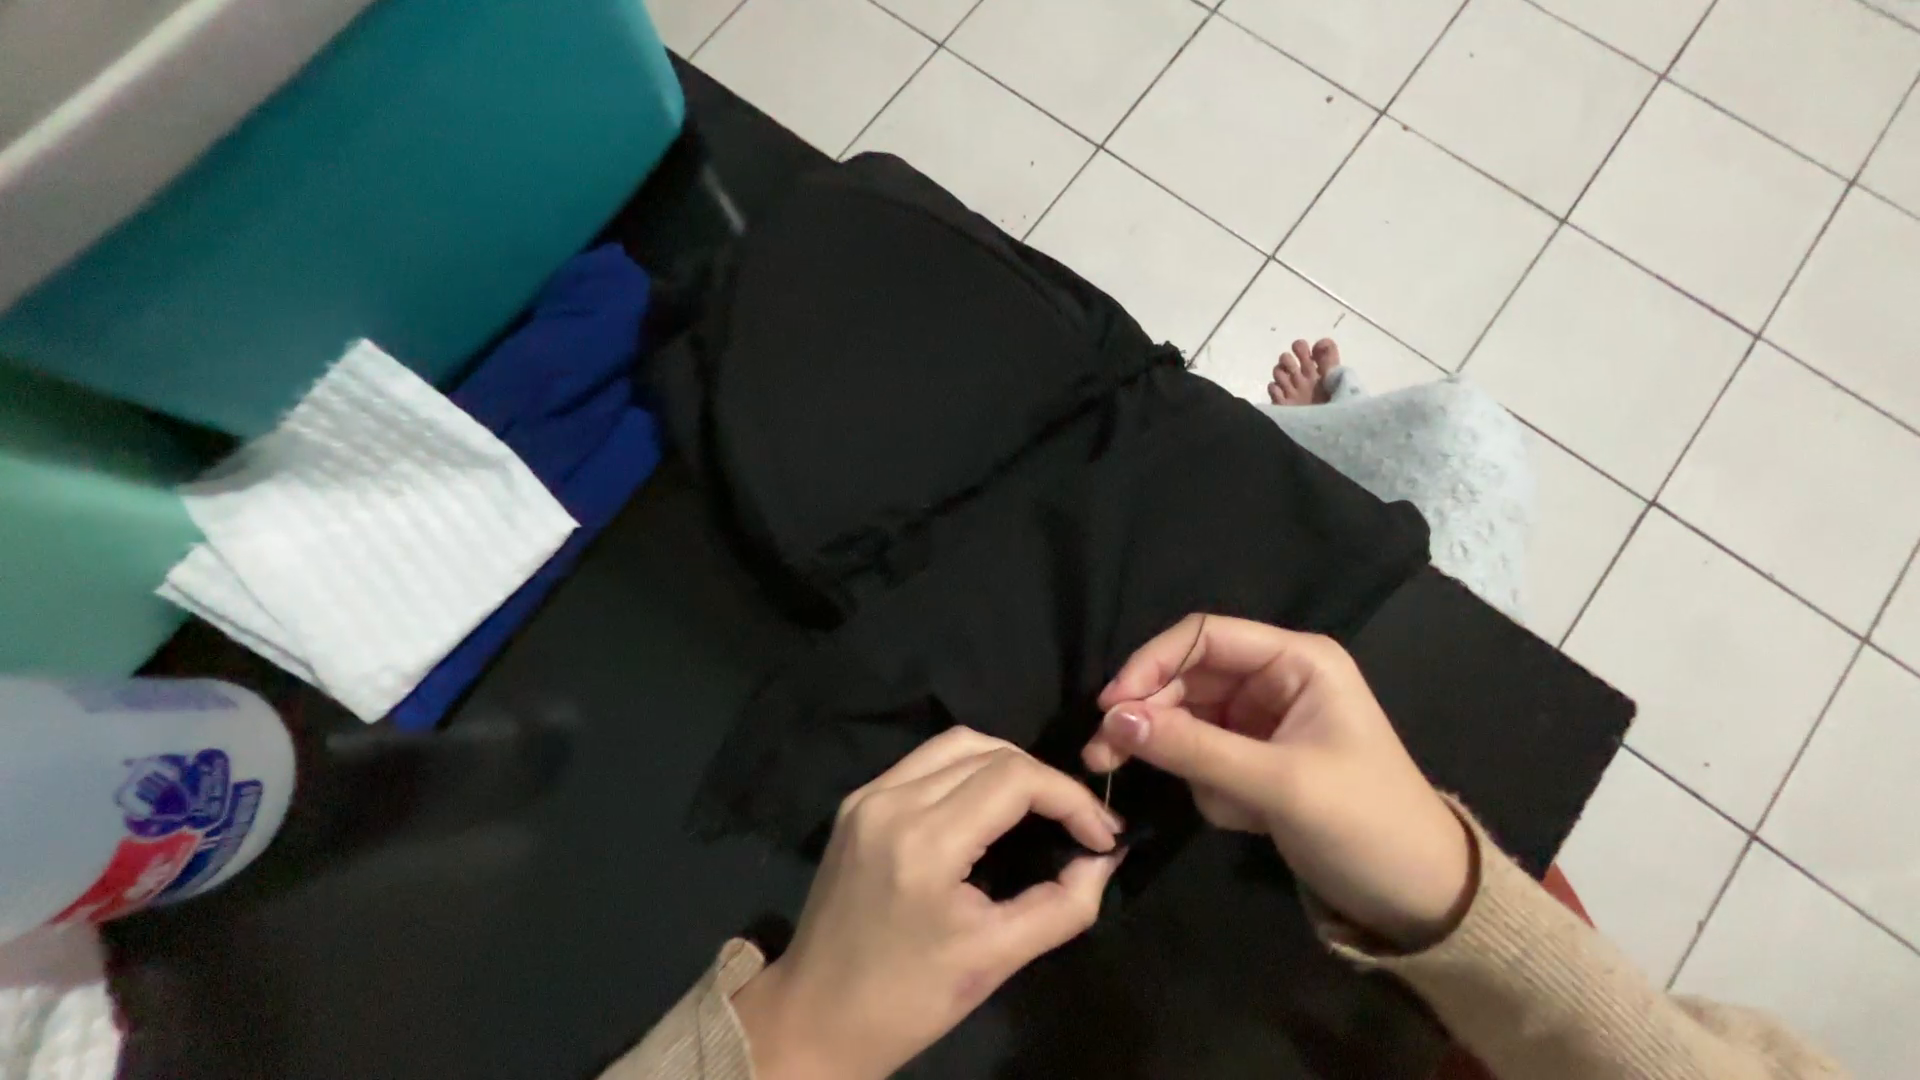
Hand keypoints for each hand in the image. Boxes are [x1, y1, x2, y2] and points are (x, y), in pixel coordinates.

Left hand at [732, 727, 1122, 1079]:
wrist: (813, 1019)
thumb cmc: (908, 1000)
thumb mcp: (997, 958)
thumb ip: (1064, 904)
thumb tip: (1105, 857)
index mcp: (925, 841)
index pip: (1015, 778)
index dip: (1070, 796)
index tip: (1102, 835)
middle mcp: (892, 800)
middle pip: (989, 750)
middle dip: (1043, 779)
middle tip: (1075, 822)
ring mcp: (868, 795)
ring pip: (956, 744)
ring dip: (1006, 764)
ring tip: (1038, 806)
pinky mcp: (856, 801)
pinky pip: (925, 762)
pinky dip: (967, 770)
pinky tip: (986, 805)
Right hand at [1082, 615, 1471, 948]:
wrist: (1419, 901)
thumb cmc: (1364, 825)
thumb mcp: (1276, 784)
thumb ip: (1192, 747)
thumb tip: (1112, 719)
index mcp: (1296, 661)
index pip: (1203, 637)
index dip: (1151, 663)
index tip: (1109, 705)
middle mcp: (1274, 679)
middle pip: (1186, 678)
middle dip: (1150, 717)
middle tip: (1102, 755)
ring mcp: (1261, 720)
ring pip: (1187, 720)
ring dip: (1183, 759)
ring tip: (1221, 807)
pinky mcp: (1253, 757)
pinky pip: (1200, 755)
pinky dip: (1208, 786)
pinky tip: (1246, 818)